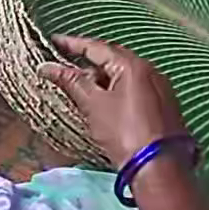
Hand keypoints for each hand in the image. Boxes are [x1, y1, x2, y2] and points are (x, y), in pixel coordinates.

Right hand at [38, 36, 188, 166]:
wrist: (159, 168)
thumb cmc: (123, 131)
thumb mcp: (93, 104)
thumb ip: (70, 81)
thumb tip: (46, 66)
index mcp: (132, 66)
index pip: (96, 47)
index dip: (72, 44)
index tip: (52, 41)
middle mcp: (150, 70)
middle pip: (111, 58)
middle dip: (86, 60)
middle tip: (63, 62)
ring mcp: (159, 87)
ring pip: (122, 74)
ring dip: (99, 76)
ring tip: (78, 86)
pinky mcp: (162, 104)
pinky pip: (132, 86)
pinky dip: (113, 88)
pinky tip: (100, 100)